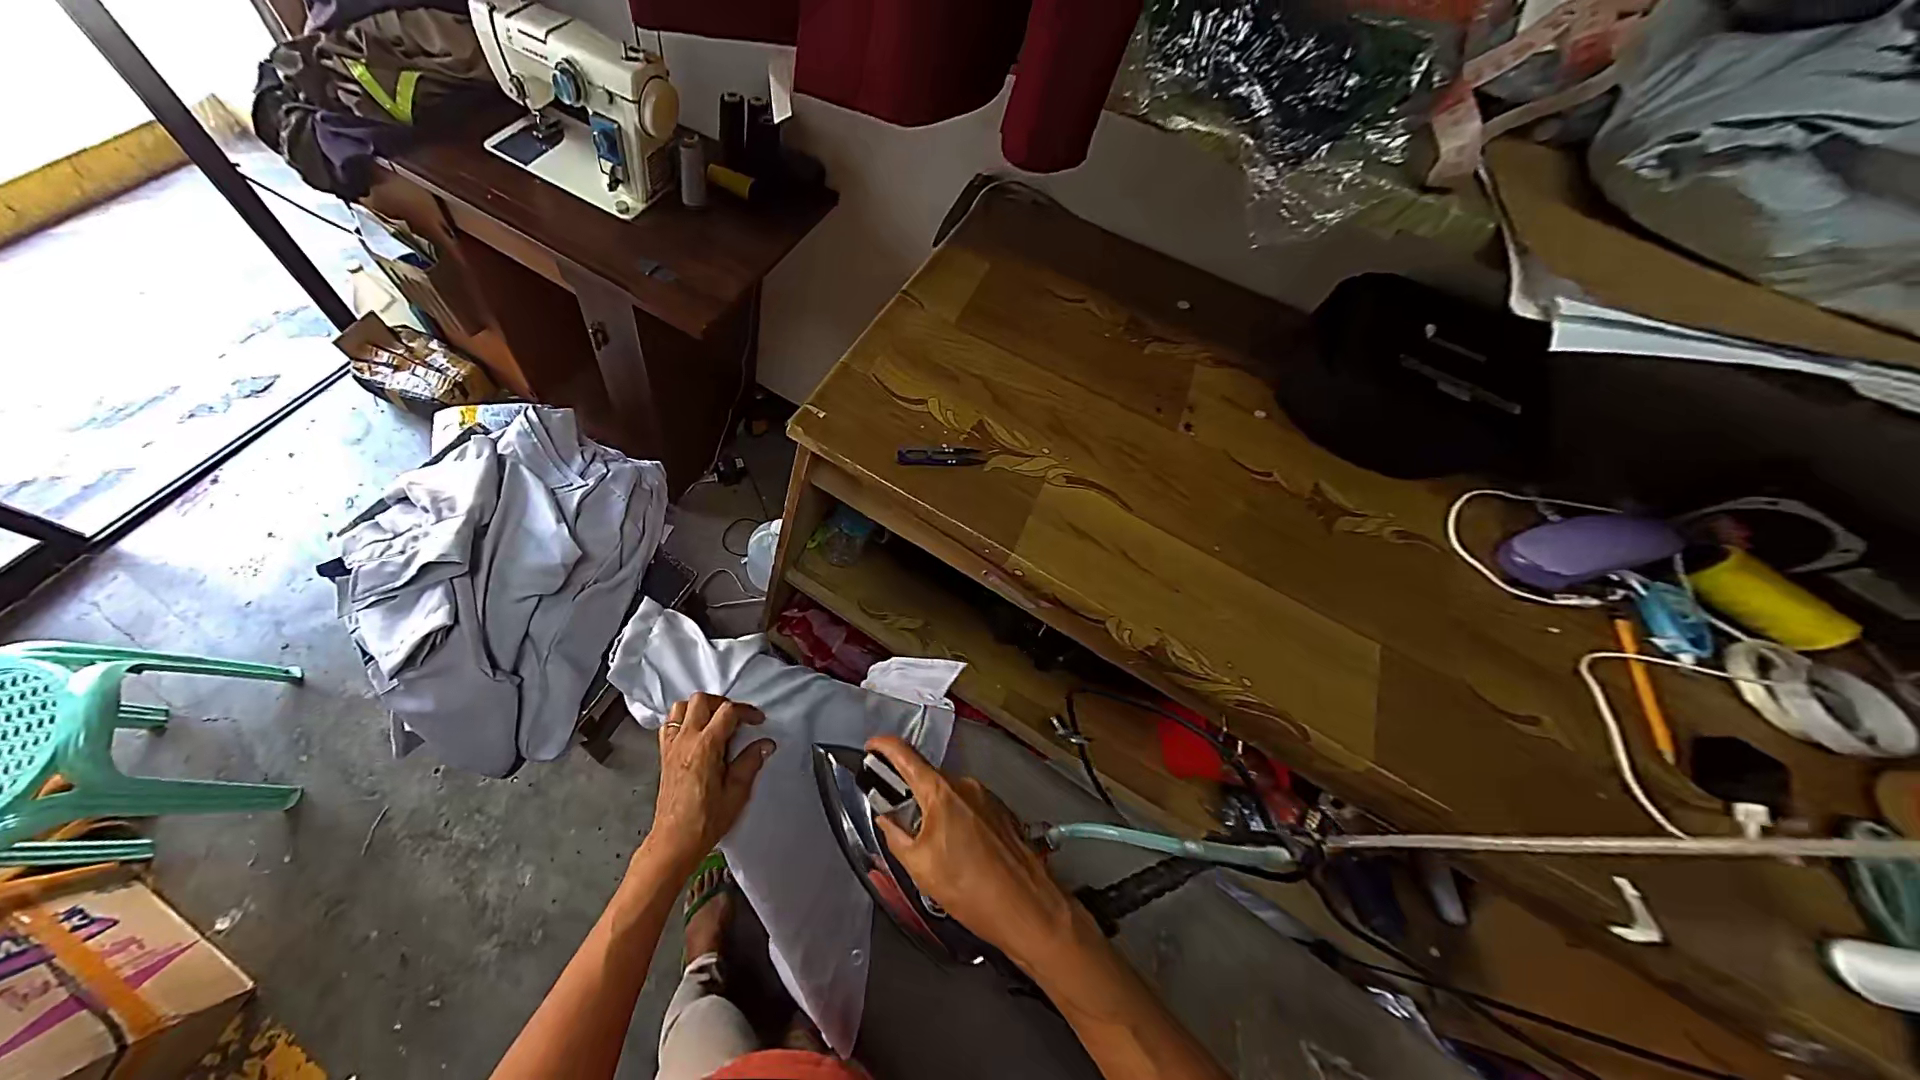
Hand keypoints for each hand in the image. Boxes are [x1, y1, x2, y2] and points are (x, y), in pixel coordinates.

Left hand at [644, 694, 774, 872]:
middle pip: (701, 700)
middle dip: (723, 703)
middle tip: (737, 718)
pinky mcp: (664, 756)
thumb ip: (751, 761)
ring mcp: (671, 747)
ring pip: (681, 707)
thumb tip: (764, 744)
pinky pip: (669, 725)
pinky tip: (696, 733)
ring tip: (716, 722)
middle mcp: (685, 741)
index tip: (757, 721)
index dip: (747, 711)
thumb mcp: (738, 791)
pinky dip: (683, 720)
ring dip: (701, 708)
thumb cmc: (706, 820)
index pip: (728, 711)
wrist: (675, 840)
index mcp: (705, 747)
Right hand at [865, 735, 1083, 969]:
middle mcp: (967, 786)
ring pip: (950, 794)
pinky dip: (958, 821)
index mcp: (941, 792)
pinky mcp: (1001, 811)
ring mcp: (987, 797)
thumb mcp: (919, 866)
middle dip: (911, 795)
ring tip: (937, 851)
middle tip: (899, 821)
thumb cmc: (976, 891)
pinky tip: (960, 853)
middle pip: (928, 778)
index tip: (873, 746)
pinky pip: (970, 806)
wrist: (1025, 907)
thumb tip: (888, 820)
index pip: (905, 755)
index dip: (884, 746)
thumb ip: (895, 834)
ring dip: (936, 813)